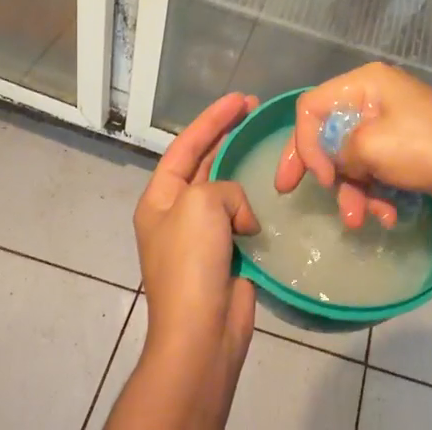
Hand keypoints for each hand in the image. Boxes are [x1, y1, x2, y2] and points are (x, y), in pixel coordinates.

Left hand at [128, 93, 259, 425]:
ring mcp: (200, 237)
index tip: (240, 98)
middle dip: (227, 136)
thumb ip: (222, 186)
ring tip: (268, 149)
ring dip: (243, 170)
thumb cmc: (191, 263)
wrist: (202, 332)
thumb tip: (242, 216)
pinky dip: (253, 207)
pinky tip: (272, 198)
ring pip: (224, 190)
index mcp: (159, 199)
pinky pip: (240, 219)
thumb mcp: (200, 204)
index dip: (212, 119)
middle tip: (256, 110)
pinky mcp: (224, 256)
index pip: (185, 145)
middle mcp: (176, 214)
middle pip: (204, 163)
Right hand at [275, 62, 431, 227]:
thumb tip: (334, 163)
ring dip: (353, 191)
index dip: (305, 142)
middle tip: (293, 193)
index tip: (318, 177)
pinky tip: (387, 215)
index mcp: (365, 84)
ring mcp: (389, 121)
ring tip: (359, 220)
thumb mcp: (370, 148)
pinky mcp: (403, 146)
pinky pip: (375, 167)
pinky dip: (376, 192)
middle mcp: (373, 96)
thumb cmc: (424, 149)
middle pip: (328, 132)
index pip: (312, 106)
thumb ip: (337, 152)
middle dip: (325, 171)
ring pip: (352, 157)